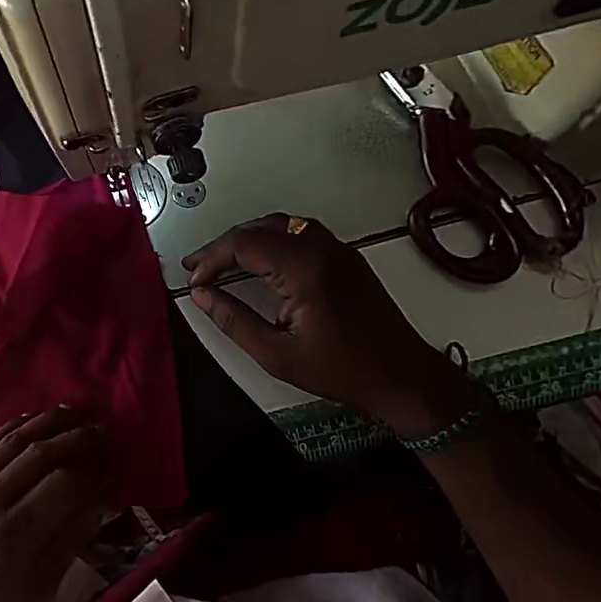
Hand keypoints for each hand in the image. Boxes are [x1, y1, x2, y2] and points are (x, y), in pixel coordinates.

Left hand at [0, 408, 111, 601]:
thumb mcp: (40, 593)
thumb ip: (70, 542)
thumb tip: (99, 503)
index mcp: (12, 537)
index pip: (63, 485)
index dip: (93, 478)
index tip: (110, 476)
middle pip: (39, 453)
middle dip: (76, 436)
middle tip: (102, 429)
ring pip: (12, 442)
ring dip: (46, 422)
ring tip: (74, 412)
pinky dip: (12, 429)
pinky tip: (31, 420)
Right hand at [182, 214, 473, 438]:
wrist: (403, 378)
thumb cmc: (349, 369)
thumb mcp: (277, 355)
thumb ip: (234, 321)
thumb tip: (204, 298)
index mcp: (305, 269)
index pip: (242, 244)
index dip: (211, 259)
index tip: (197, 280)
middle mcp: (323, 251)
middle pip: (258, 228)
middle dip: (222, 246)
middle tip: (200, 267)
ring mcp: (337, 251)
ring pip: (279, 224)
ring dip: (246, 239)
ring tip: (222, 261)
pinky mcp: (345, 258)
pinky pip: (299, 232)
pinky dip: (270, 240)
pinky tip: (259, 259)